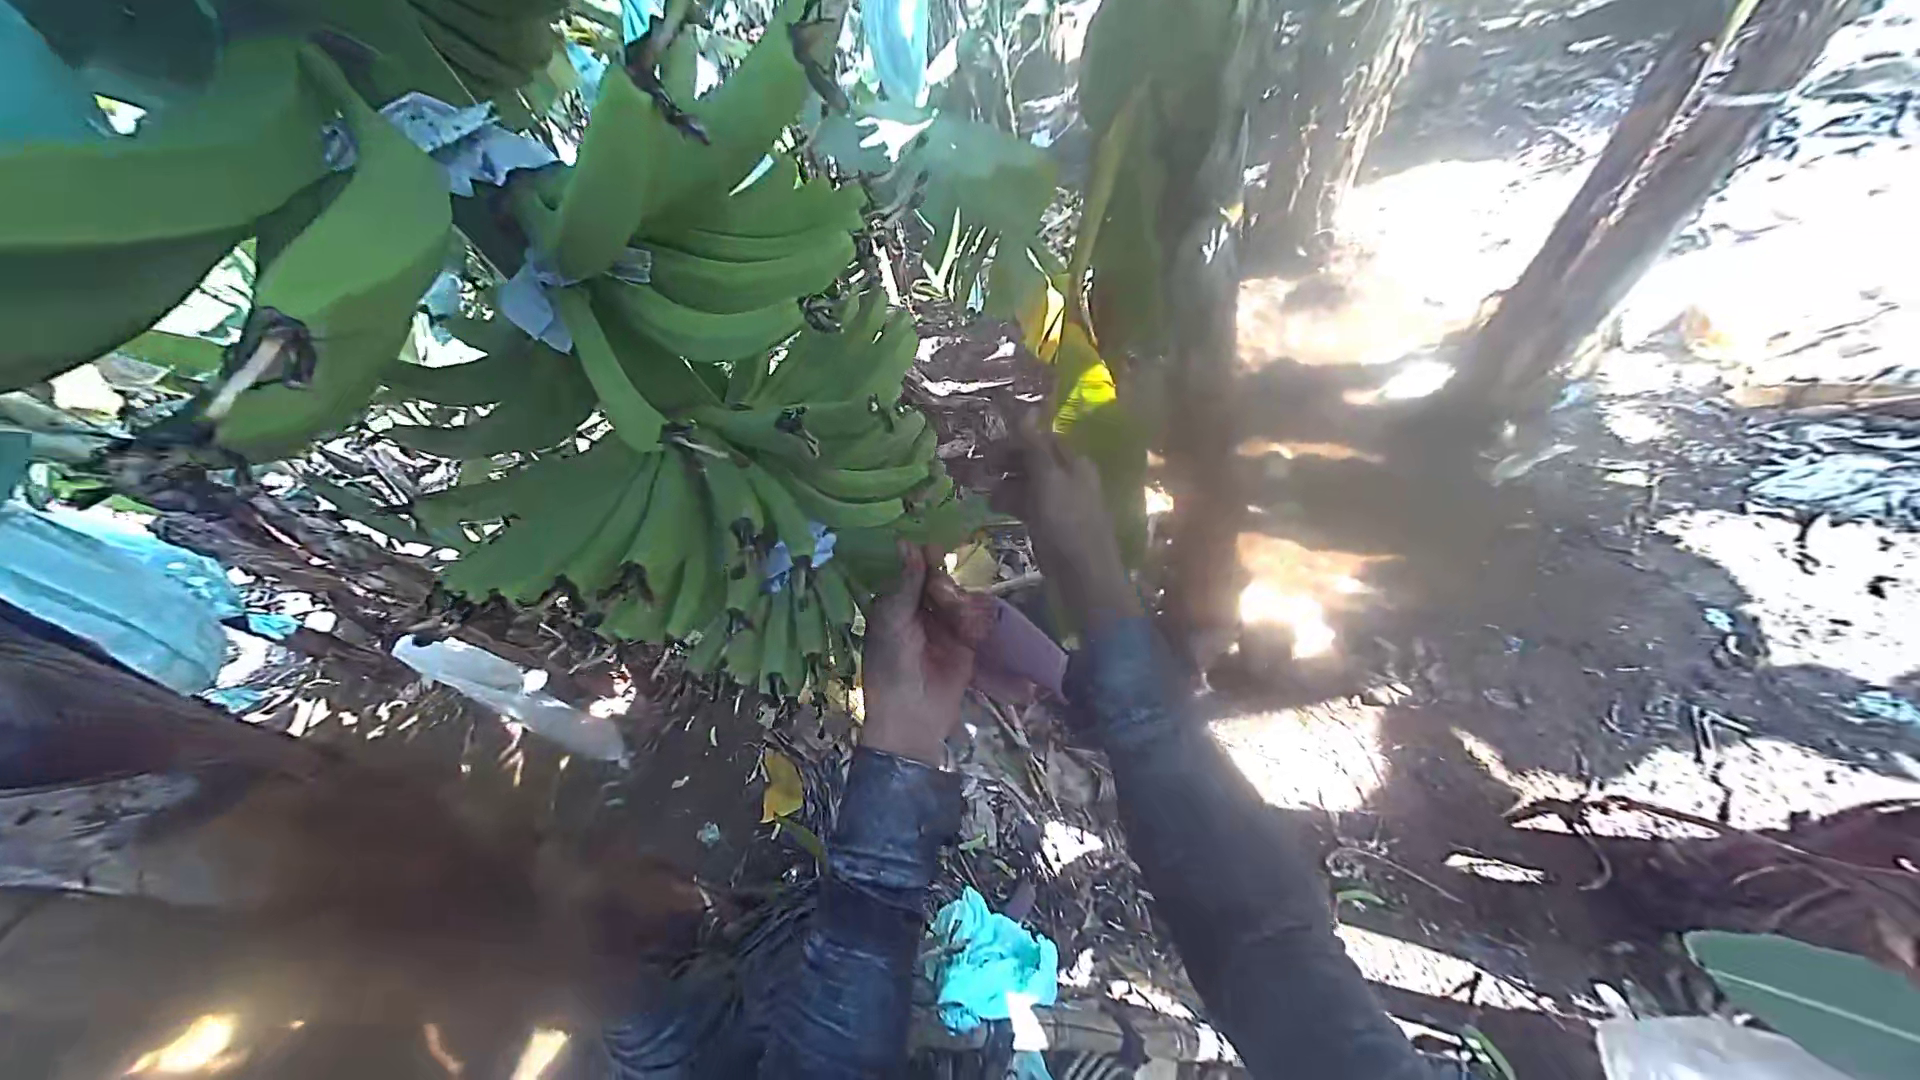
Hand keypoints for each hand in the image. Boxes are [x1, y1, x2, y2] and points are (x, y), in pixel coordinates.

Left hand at [860, 543, 994, 764]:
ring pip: (960, 598)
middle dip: (945, 585)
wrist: (913, 717)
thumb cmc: (892, 667)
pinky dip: (976, 620)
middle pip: (941, 581)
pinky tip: (970, 629)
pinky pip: (975, 619)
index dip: (925, 558)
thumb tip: (906, 542)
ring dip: (961, 604)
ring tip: (956, 622)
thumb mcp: (893, 622)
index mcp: (896, 603)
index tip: (936, 547)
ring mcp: (945, 626)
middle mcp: (921, 610)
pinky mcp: (966, 642)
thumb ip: (906, 585)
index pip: (914, 571)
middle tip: (943, 597)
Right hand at [998, 411, 1138, 629]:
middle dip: (1007, 463)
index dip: (1015, 441)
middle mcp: (1069, 479)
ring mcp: (1061, 503)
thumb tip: (1026, 411)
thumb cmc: (1066, 523)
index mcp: (1074, 463)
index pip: (1042, 440)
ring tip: (983, 492)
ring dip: (1006, 484)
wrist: (1083, 575)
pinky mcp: (1052, 525)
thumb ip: (1035, 447)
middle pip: (1035, 461)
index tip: (987, 451)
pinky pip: (1028, 506)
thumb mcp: (1048, 480)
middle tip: (980, 471)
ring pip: (1029, 484)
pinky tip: (994, 507)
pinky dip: (1012, 502)